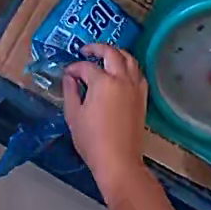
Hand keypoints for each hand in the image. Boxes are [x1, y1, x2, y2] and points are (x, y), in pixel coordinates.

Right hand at [63, 43, 150, 185]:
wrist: (119, 161)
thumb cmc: (92, 140)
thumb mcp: (74, 115)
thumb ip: (70, 92)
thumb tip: (69, 78)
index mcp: (103, 82)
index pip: (86, 67)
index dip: (74, 68)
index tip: (67, 73)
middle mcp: (122, 79)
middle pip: (112, 53)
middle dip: (97, 48)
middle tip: (86, 50)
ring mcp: (135, 87)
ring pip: (130, 59)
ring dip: (116, 53)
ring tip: (105, 56)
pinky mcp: (143, 97)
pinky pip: (138, 73)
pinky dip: (129, 67)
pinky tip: (121, 72)